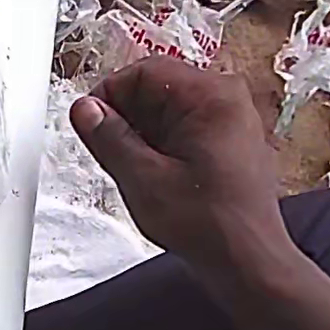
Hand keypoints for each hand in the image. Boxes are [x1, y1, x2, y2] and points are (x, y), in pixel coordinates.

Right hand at [70, 56, 295, 272]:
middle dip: (124, 119)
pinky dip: (158, 148)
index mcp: (210, 96)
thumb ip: (109, 139)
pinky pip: (180, 130)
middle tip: (111, 156)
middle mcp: (225, 99)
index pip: (144, 71)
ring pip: (166, 111)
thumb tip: (84, 109)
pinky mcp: (226, 141)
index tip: (88, 124)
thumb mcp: (143, 179)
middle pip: (156, 88)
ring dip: (140, 137)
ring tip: (136, 173)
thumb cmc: (205, 223)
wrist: (246, 258)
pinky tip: (154, 178)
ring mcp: (229, 120)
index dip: (108, 95)